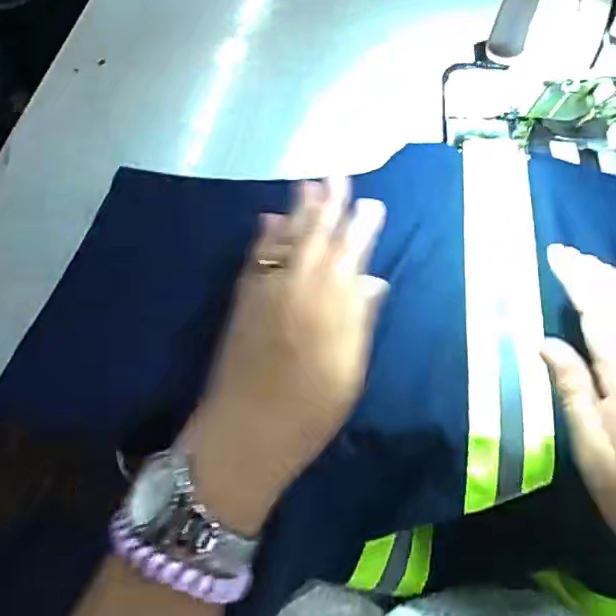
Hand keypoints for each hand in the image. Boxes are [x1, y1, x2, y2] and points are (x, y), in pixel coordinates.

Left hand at [183, 177, 387, 530]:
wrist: (242, 440)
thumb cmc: (309, 412)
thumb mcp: (350, 372)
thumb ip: (359, 321)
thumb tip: (372, 282)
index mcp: (331, 306)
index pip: (352, 254)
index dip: (362, 227)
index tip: (373, 204)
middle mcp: (299, 290)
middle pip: (318, 238)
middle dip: (329, 205)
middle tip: (337, 176)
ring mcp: (267, 294)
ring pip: (287, 241)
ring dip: (298, 211)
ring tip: (308, 184)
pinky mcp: (242, 304)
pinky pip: (255, 259)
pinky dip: (263, 237)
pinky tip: (268, 219)